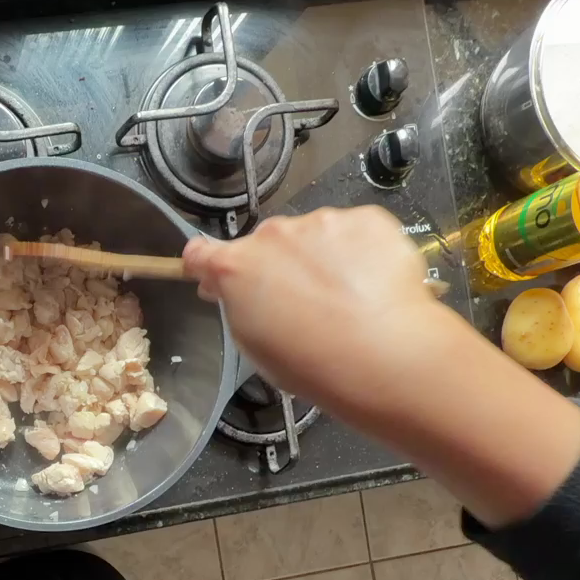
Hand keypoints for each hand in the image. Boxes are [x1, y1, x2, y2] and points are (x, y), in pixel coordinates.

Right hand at [184, 208, 579, 527]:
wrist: (379, 353)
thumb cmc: (307, 361)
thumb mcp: (251, 342)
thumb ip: (236, 304)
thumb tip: (232, 289)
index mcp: (234, 268)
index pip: (200, 253)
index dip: (205, 265)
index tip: (212, 277)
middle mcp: (272, 235)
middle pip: (263, 244)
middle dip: (272, 265)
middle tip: (296, 302)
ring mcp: (320, 222)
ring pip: (309, 235)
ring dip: (316, 256)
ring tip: (341, 298)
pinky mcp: (365, 219)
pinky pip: (351, 230)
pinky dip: (356, 251)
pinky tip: (366, 284)